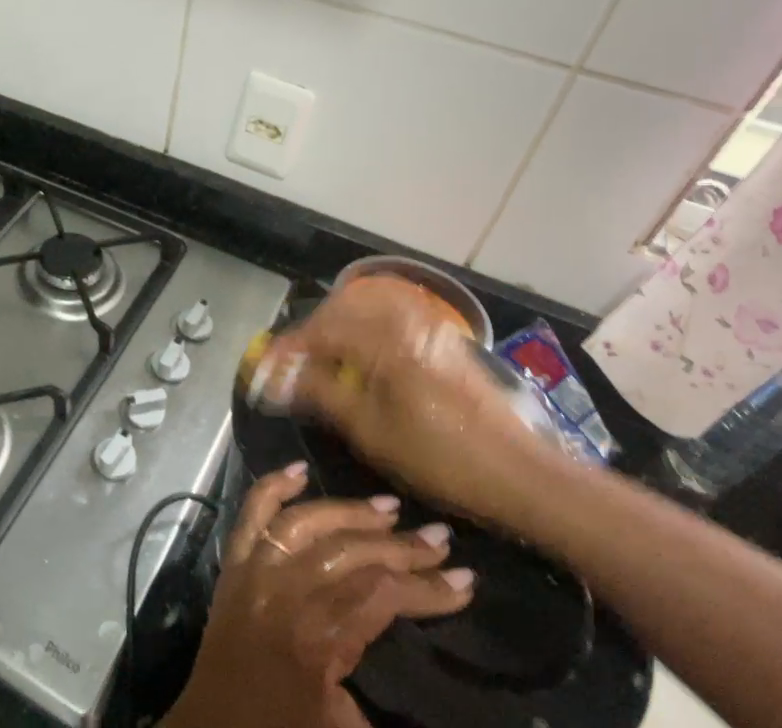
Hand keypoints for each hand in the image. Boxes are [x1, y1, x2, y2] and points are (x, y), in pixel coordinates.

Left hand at [163, 464, 473, 727]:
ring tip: (390, 508)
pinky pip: (249, 518)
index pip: (380, 593)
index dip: (426, 587)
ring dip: (348, 511)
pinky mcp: (231, 569)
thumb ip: (382, 693)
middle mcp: (282, 593)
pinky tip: (299, 471)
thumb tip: (425, 673)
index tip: (465, 583)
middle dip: (401, 546)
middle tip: (442, 539)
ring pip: (305, 524)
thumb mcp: (344, 725)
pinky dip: (272, 488)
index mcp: (314, 638)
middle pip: (348, 553)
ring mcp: (252, 574)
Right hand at [258, 276, 556, 525]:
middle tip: (290, 365)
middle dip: (310, 333)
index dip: (286, 349)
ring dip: (338, 328)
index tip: (263, 369)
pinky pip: (392, 318)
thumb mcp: (369, 430)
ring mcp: (430, 328)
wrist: (518, 475)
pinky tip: (359, 363)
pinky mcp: (444, 341)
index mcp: (387, 340)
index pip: (320, 330)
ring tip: (320, 363)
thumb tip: (277, 377)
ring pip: (369, 308)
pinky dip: (365, 331)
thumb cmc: (440, 458)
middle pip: (343, 307)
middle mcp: (408, 321)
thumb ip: (319, 393)